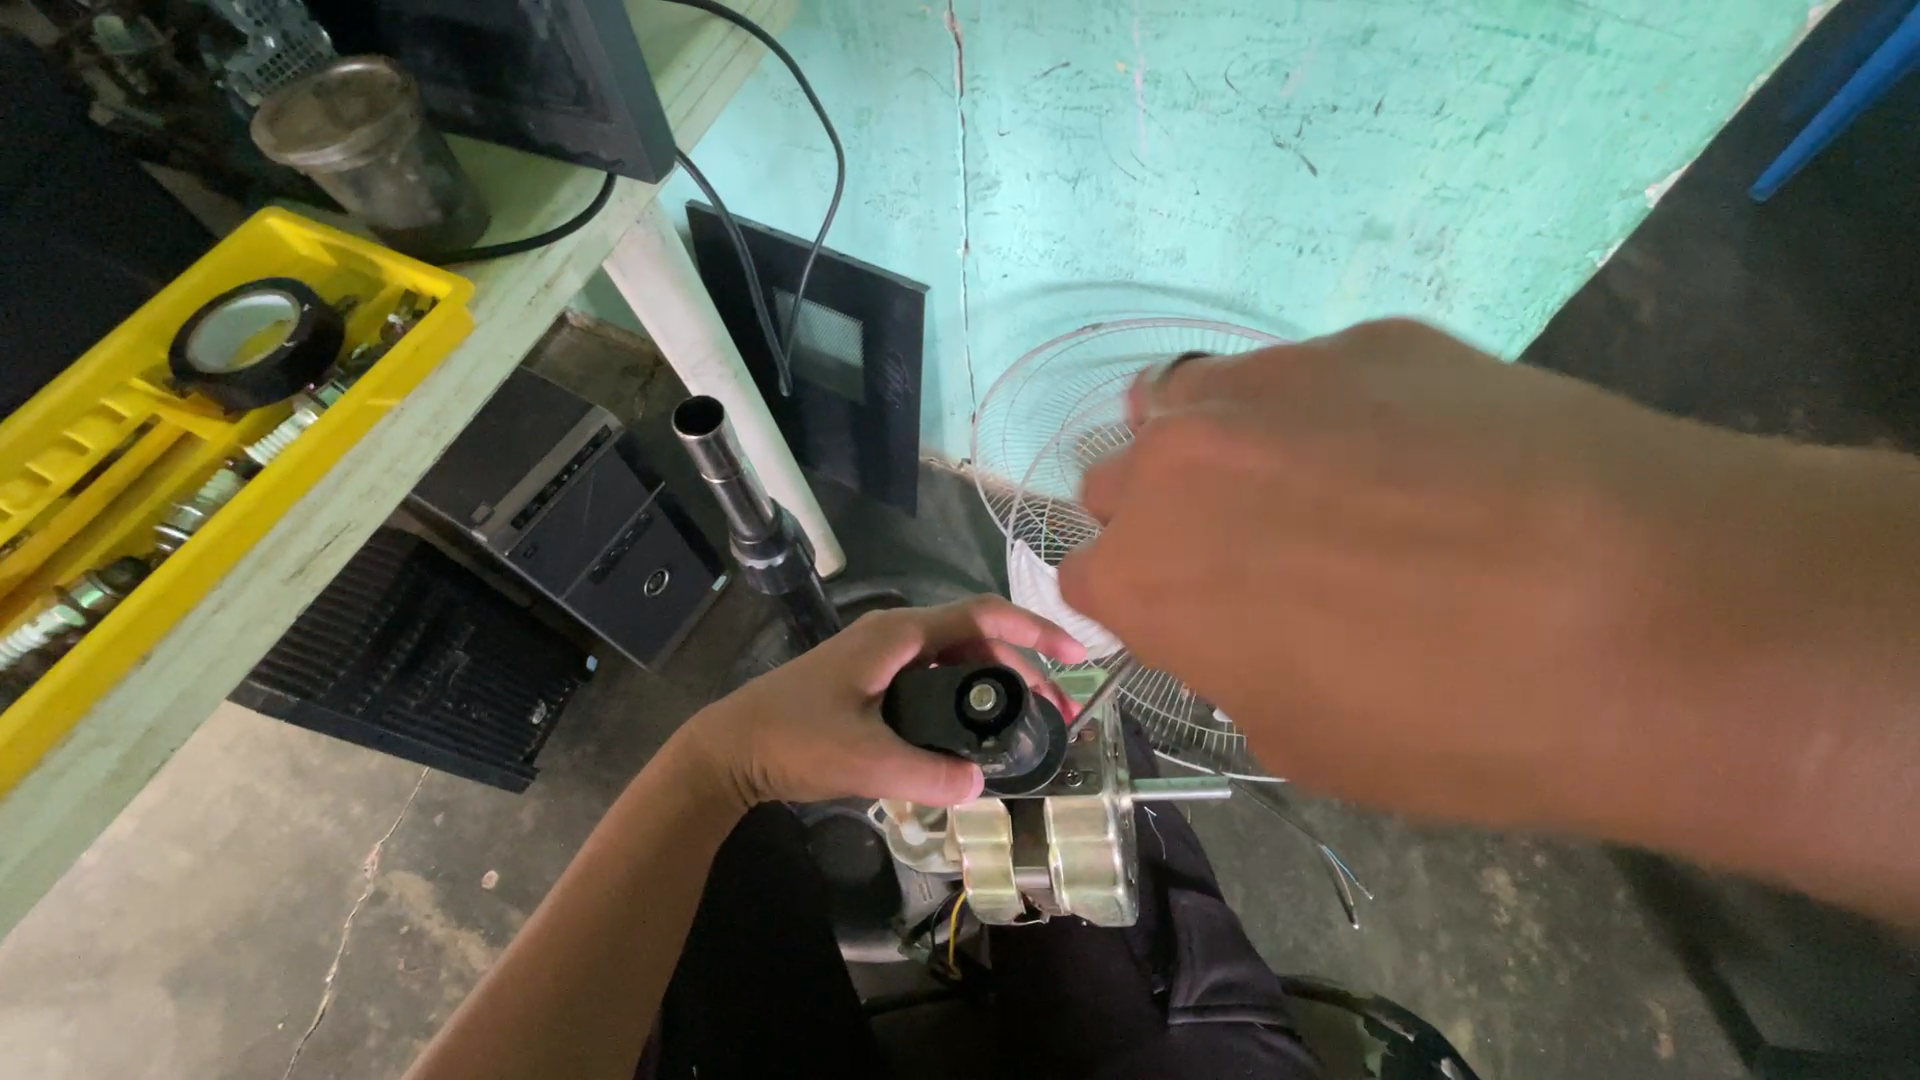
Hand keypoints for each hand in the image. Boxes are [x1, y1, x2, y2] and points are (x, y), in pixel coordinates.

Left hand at [675, 596, 1086, 808]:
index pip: (983, 616)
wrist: (730, 747)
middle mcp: (897, 636)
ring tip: (1028, 724)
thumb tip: (983, 784)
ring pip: (957, 659)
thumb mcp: (864, 761)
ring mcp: (884, 656)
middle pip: (977, 639)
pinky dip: (967, 697)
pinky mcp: (874, 679)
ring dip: (997, 684)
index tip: (1076, 654)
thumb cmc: (793, 739)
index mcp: (900, 635)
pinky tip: (977, 731)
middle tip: (1058, 712)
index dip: (1034, 629)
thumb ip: (927, 775)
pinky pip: (936, 678)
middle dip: (1024, 669)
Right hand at [1058, 319, 1874, 833]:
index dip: (1136, 600)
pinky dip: (1313, 410)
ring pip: (1183, 403)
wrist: (1656, 619)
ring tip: (1301, 480)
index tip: (1187, 615)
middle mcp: (1171, 466)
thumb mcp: (1297, 740)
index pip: (1086, 575)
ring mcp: (1262, 385)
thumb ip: (1223, 660)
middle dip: (1158, 517)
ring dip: (1212, 446)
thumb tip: (1231, 616)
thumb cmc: (1451, 722)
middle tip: (1244, 549)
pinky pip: (1294, 374)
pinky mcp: (1359, 340)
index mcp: (1142, 576)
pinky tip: (1402, 446)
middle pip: (1116, 478)